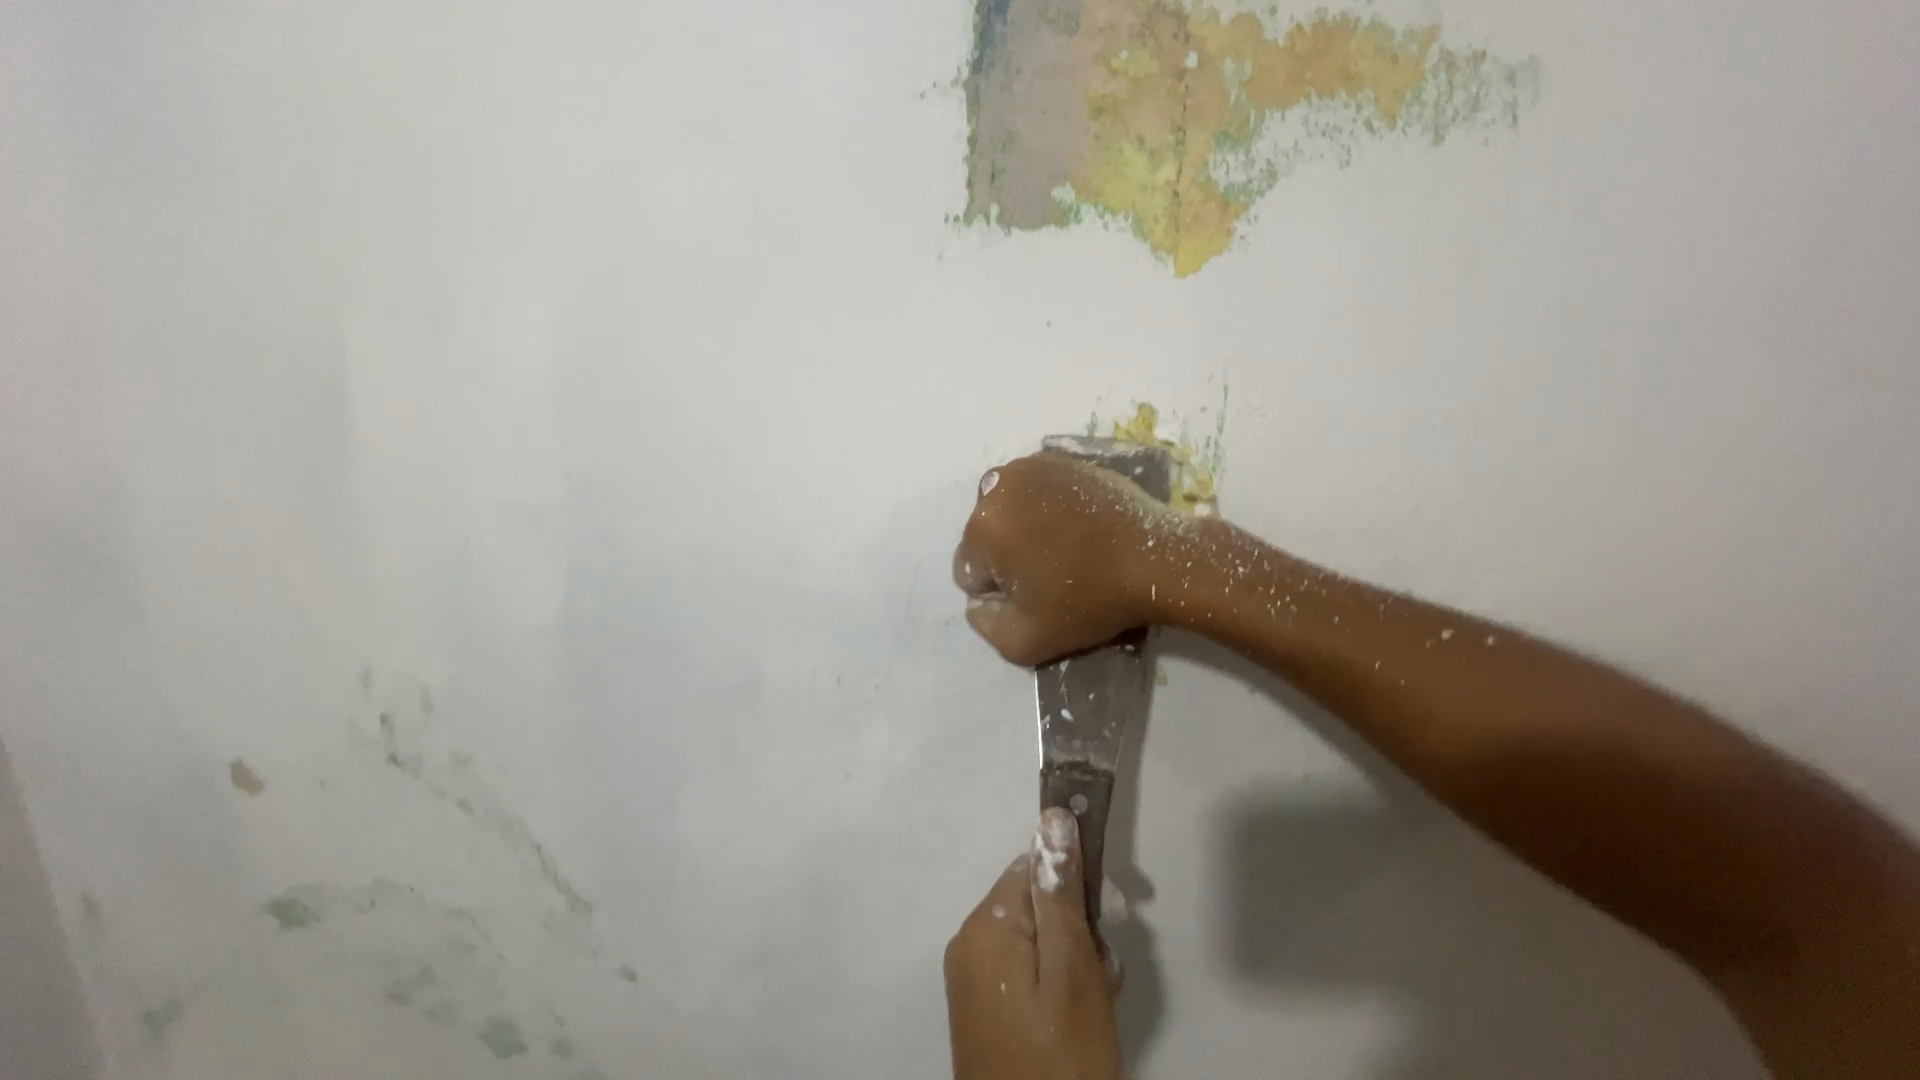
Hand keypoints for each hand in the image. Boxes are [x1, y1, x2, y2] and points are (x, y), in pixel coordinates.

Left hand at [945, 808, 1121, 1079]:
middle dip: (1078, 923)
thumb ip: (1060, 892)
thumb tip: (1053, 817)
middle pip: (1034, 900)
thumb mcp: (1071, 969)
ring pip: (1036, 936)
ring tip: (1097, 997)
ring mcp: (975, 977)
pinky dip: (1058, 979)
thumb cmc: (1059, 1056)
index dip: (1077, 879)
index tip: (1116, 909)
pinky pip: (1026, 968)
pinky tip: (1081, 1011)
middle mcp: (971, 942)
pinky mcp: (985, 1005)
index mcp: (986, 926)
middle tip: (1106, 965)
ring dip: (1074, 955)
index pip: (1033, 866)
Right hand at [953, 452, 1178, 664]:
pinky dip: (1048, 508)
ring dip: (1025, 529)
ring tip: (1067, 549)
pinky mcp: (1062, 459)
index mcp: (981, 528)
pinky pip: (1037, 492)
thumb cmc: (1089, 601)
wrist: (1156, 560)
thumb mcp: (1024, 643)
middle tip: (1053, 573)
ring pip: (1009, 511)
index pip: (969, 571)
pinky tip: (1079, 527)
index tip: (1036, 596)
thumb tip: (977, 602)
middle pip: (987, 536)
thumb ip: (982, 626)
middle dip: (1009, 556)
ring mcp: (1031, 467)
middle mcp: (996, 487)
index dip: (1000, 593)